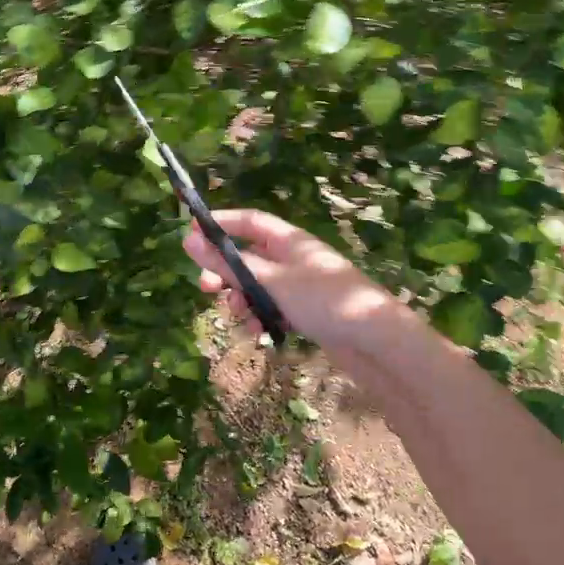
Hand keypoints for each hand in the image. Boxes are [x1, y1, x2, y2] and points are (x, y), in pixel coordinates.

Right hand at [183, 209, 392, 346]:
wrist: (376, 343)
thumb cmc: (322, 300)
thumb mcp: (269, 281)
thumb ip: (227, 264)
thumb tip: (187, 241)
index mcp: (288, 240)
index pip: (249, 221)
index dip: (221, 224)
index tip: (192, 235)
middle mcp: (294, 258)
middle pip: (248, 256)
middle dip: (225, 272)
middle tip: (205, 288)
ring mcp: (301, 286)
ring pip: (257, 286)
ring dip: (242, 299)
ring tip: (239, 316)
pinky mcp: (306, 312)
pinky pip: (272, 307)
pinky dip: (261, 317)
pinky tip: (259, 334)